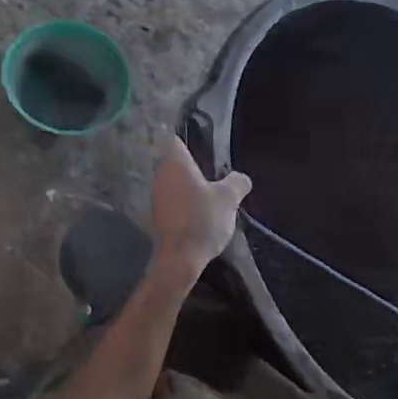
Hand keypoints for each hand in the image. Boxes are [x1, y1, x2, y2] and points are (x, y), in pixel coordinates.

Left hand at [150, 138, 251, 278]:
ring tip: (209, 193)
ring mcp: (156, 195)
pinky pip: (171, 199)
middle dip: (192, 166)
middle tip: (213, 171)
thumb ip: (236, 182)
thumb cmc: (202, 220)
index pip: (176, 139)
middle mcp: (160, 174)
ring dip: (188, 185)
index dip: (190, 140)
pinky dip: (183, 202)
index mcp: (175, 163)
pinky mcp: (157, 214)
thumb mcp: (228, 199)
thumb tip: (241, 177)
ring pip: (173, 181)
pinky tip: (198, 211)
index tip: (206, 147)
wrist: (179, 258)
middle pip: (175, 162)